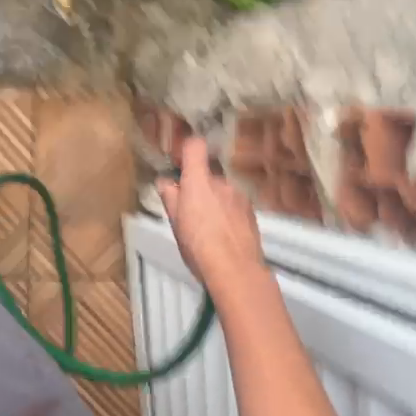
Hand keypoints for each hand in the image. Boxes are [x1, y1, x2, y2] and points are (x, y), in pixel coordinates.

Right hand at [156, 136, 263, 282]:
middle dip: (198, 189)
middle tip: (188, 214)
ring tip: (207, 230)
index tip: (179, 163)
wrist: (234, 268)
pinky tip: (222, 235)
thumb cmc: (198, 246)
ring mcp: (239, 195)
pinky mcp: (250, 211)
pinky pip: (233, 205)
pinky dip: (226, 214)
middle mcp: (221, 182)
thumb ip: (171, 198)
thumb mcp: (176, 224)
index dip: (186, 150)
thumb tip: (165, 182)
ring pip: (221, 192)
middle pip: (207, 175)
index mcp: (198, 182)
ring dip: (213, 203)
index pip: (195, 147)